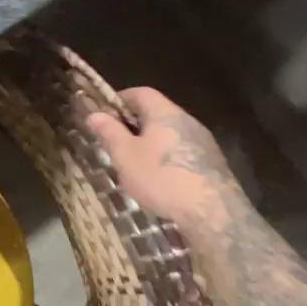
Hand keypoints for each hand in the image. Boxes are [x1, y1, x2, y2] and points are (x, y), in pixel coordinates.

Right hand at [84, 87, 245, 232]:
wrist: (211, 212)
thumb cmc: (161, 178)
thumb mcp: (126, 155)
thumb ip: (110, 132)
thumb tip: (95, 114)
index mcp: (165, 113)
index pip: (141, 93)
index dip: (120, 99)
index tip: (104, 116)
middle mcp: (187, 120)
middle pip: (156, 112)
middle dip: (133, 124)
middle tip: (114, 142)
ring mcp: (203, 142)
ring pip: (169, 134)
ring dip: (150, 143)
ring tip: (134, 163)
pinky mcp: (211, 163)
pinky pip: (181, 151)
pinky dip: (165, 157)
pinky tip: (158, 179)